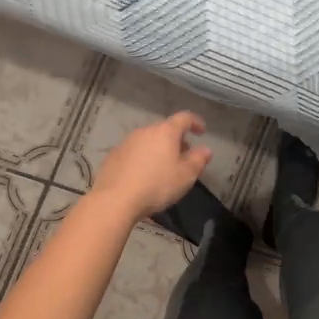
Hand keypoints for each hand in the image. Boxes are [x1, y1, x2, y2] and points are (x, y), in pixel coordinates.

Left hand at [91, 112, 209, 219]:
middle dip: (176, 140)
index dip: (195, 122)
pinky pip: (133, 151)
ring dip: (158, 149)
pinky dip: (142, 158)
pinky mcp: (113, 155)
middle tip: (183, 156)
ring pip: (148, 140)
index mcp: (165, 132)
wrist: (114, 200)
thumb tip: (206, 149)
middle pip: (165, 129)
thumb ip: (199, 159)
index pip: (184, 118)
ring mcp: (126, 142)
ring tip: (162, 167)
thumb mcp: (186, 175)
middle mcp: (145, 131)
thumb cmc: (156, 185)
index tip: (201, 131)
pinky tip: (142, 175)